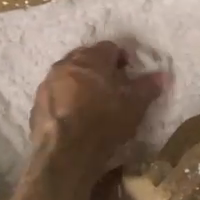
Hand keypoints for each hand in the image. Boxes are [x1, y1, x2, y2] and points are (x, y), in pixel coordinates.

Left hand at [28, 42, 163, 175]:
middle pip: (87, 59)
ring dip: (82, 85)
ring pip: (69, 77)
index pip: (110, 47)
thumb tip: (163, 75)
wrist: (65, 152)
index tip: (130, 76)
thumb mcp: (134, 105)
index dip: (123, 60)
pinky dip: (67, 101)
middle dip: (100, 70)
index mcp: (91, 58)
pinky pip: (56, 96)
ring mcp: (47, 84)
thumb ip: (148, 87)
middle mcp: (65, 64)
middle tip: (114, 89)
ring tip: (94, 105)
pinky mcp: (36, 104)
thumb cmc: (104, 121)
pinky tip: (77, 119)